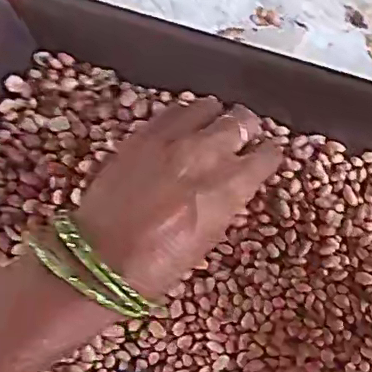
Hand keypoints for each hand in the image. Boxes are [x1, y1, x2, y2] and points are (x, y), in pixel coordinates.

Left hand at [74, 96, 283, 299]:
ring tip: (214, 125)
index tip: (267, 157)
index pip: (267, 155)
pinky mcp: (142, 135)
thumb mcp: (209, 237)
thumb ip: (225, 202)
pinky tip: (184, 124)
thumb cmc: (159, 264)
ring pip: (209, 107)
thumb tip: (232, 185)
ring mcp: (172, 140)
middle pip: (242, 121)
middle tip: (246, 135)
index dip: (269, 155)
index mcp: (229, 187)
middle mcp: (206, 155)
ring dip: (216, 116)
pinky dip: (185, 115)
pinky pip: (173, 111)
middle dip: (248, 128)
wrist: (101, 259)